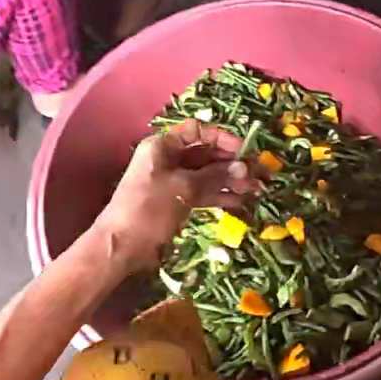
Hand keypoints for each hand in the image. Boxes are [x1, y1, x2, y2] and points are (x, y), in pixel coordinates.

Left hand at [93, 121, 258, 271]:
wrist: (122, 247)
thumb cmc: (148, 209)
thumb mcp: (183, 188)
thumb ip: (214, 175)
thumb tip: (243, 166)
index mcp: (162, 147)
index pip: (197, 132)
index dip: (221, 138)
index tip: (243, 150)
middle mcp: (168, 160)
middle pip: (206, 154)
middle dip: (232, 163)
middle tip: (258, 173)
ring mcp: (173, 182)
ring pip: (208, 175)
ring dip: (231, 181)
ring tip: (256, 190)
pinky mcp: (177, 202)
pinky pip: (204, 193)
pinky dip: (221, 196)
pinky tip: (241, 202)